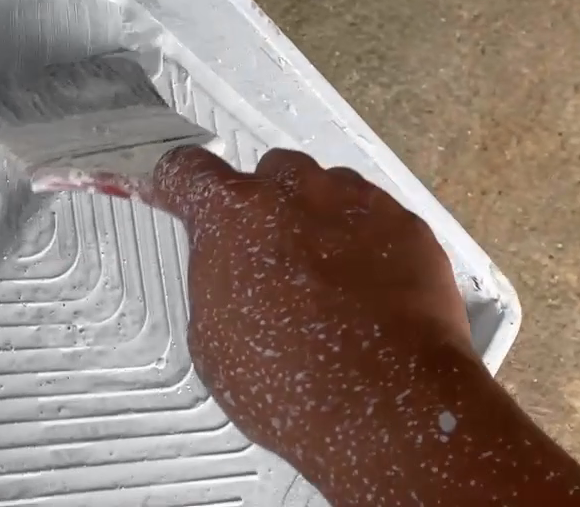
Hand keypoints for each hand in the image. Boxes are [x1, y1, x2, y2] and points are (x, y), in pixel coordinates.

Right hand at [150, 146, 472, 449]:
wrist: (394, 410)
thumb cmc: (291, 382)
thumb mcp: (214, 336)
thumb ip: (216, 276)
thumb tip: (227, 262)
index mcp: (232, 212)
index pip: (187, 169)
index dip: (179, 183)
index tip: (176, 193)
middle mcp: (291, 189)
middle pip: (268, 175)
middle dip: (266, 208)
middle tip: (275, 259)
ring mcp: (353, 199)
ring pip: (324, 189)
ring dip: (318, 219)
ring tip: (331, 279)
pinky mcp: (404, 222)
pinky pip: (374, 217)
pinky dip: (367, 242)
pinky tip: (373, 292)